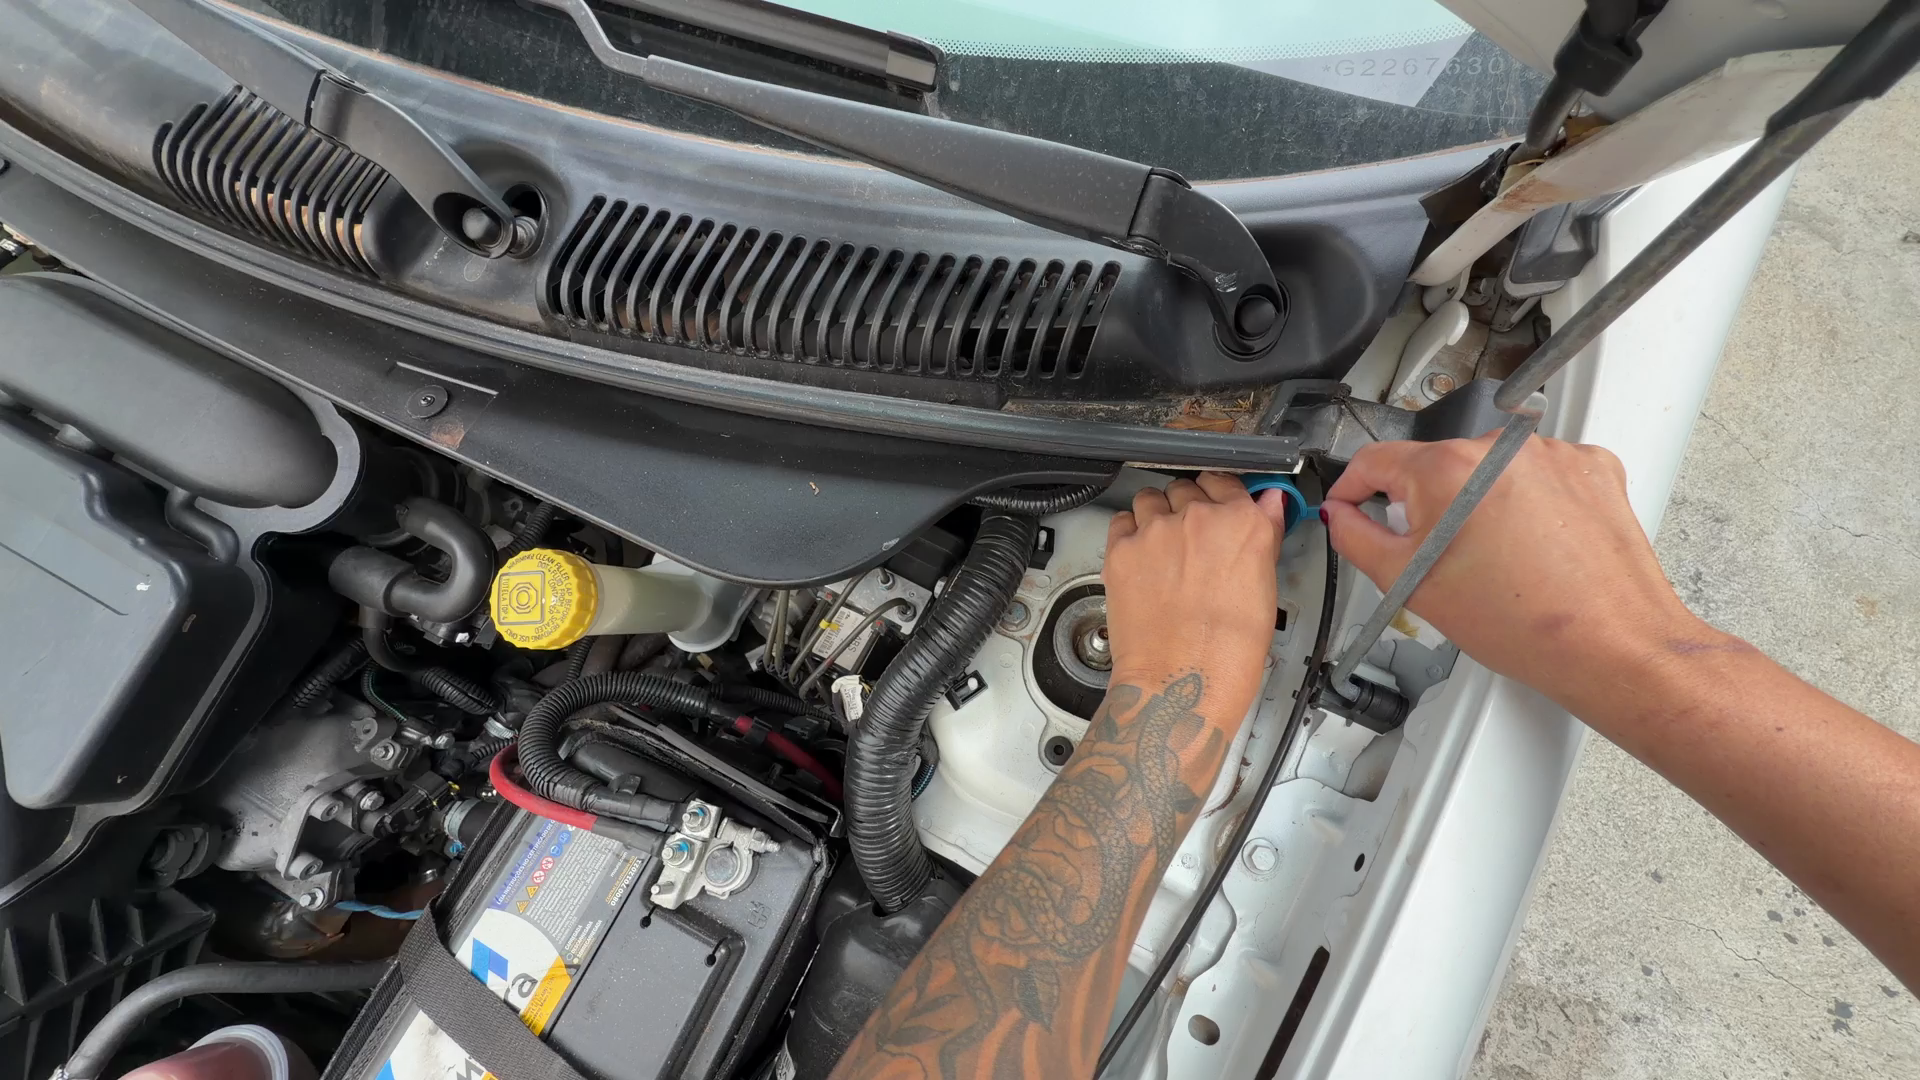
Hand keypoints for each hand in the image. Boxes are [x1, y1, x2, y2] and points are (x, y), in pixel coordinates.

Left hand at [1102, 473, 1288, 726]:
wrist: (1180, 681)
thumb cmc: (1226, 651)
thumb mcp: (1265, 589)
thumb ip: (1264, 533)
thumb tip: (1268, 502)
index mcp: (1242, 523)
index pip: (1224, 479)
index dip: (1218, 493)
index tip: (1215, 503)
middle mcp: (1197, 518)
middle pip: (1184, 487)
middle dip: (1186, 506)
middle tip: (1188, 536)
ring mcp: (1155, 531)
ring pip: (1150, 498)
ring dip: (1155, 514)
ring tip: (1161, 546)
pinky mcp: (1121, 549)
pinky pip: (1122, 521)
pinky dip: (1129, 531)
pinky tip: (1140, 556)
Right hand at [1322, 435, 1710, 709]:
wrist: (1610, 645)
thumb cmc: (1518, 621)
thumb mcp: (1404, 580)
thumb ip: (1354, 537)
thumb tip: (1342, 516)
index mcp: (1446, 470)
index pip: (1373, 460)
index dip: (1350, 488)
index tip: (1350, 506)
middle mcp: (1499, 449)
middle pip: (1428, 464)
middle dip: (1416, 502)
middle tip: (1425, 550)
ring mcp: (1552, 455)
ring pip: (1479, 469)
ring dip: (1468, 500)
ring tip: (1484, 552)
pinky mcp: (1591, 468)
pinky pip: (1529, 472)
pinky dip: (1517, 499)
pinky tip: (1520, 541)